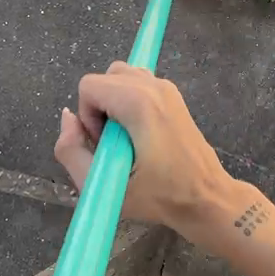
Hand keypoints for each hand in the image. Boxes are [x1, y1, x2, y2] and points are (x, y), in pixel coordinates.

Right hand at [54, 62, 235, 234]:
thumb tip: (67, 117)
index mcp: (139, 102)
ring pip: (122, 77)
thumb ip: (70, 150)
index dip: (88, 117)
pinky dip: (129, 102)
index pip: (89, 86)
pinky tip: (139, 134)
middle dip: (99, 108)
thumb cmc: (158, 196)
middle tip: (114, 144)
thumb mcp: (102, 185)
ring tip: (126, 138)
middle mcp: (154, 86)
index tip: (104, 146)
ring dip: (113, 104)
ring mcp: (167, 88)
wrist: (206, 198)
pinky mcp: (174, 96)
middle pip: (105, 77)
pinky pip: (138, 84)